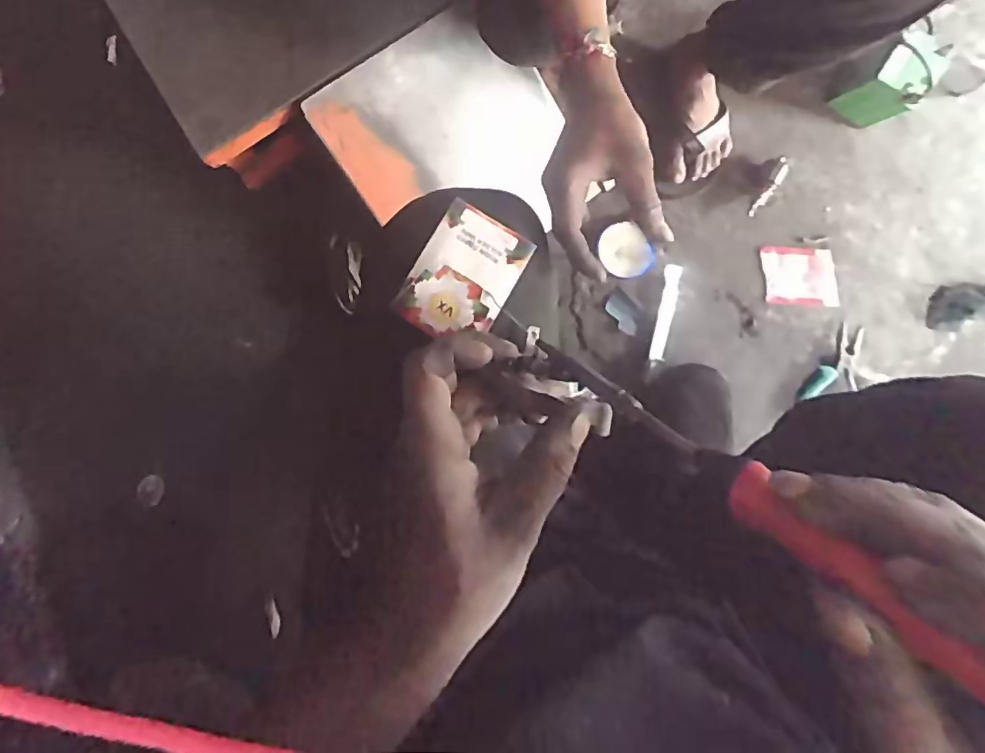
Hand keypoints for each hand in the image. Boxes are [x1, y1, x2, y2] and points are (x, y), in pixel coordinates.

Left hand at [369, 333, 597, 665]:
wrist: (401, 638)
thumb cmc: (456, 585)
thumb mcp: (514, 524)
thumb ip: (548, 464)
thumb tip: (583, 415)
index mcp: (429, 444)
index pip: (426, 367)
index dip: (464, 346)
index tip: (512, 356)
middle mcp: (417, 439)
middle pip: (451, 380)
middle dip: (502, 374)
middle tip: (550, 386)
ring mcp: (418, 456)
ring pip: (456, 403)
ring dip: (500, 397)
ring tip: (549, 406)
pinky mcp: (426, 473)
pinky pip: (456, 427)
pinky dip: (490, 420)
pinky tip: (525, 430)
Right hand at [544, 61, 674, 278]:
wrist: (595, 90)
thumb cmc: (614, 124)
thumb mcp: (636, 166)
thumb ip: (645, 205)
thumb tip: (661, 240)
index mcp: (565, 187)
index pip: (569, 234)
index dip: (584, 258)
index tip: (602, 277)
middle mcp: (554, 188)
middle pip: (566, 231)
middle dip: (587, 252)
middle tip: (609, 268)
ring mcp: (557, 181)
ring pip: (570, 219)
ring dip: (589, 236)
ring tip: (612, 249)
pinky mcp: (564, 175)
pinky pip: (573, 206)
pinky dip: (589, 220)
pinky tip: (609, 223)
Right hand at [769, 472, 984, 752]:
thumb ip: (903, 710)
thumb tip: (837, 610)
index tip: (896, 579)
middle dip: (889, 518)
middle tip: (798, 499)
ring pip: (962, 529)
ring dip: (870, 504)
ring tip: (795, 494)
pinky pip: (940, 534)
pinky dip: (877, 515)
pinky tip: (828, 506)